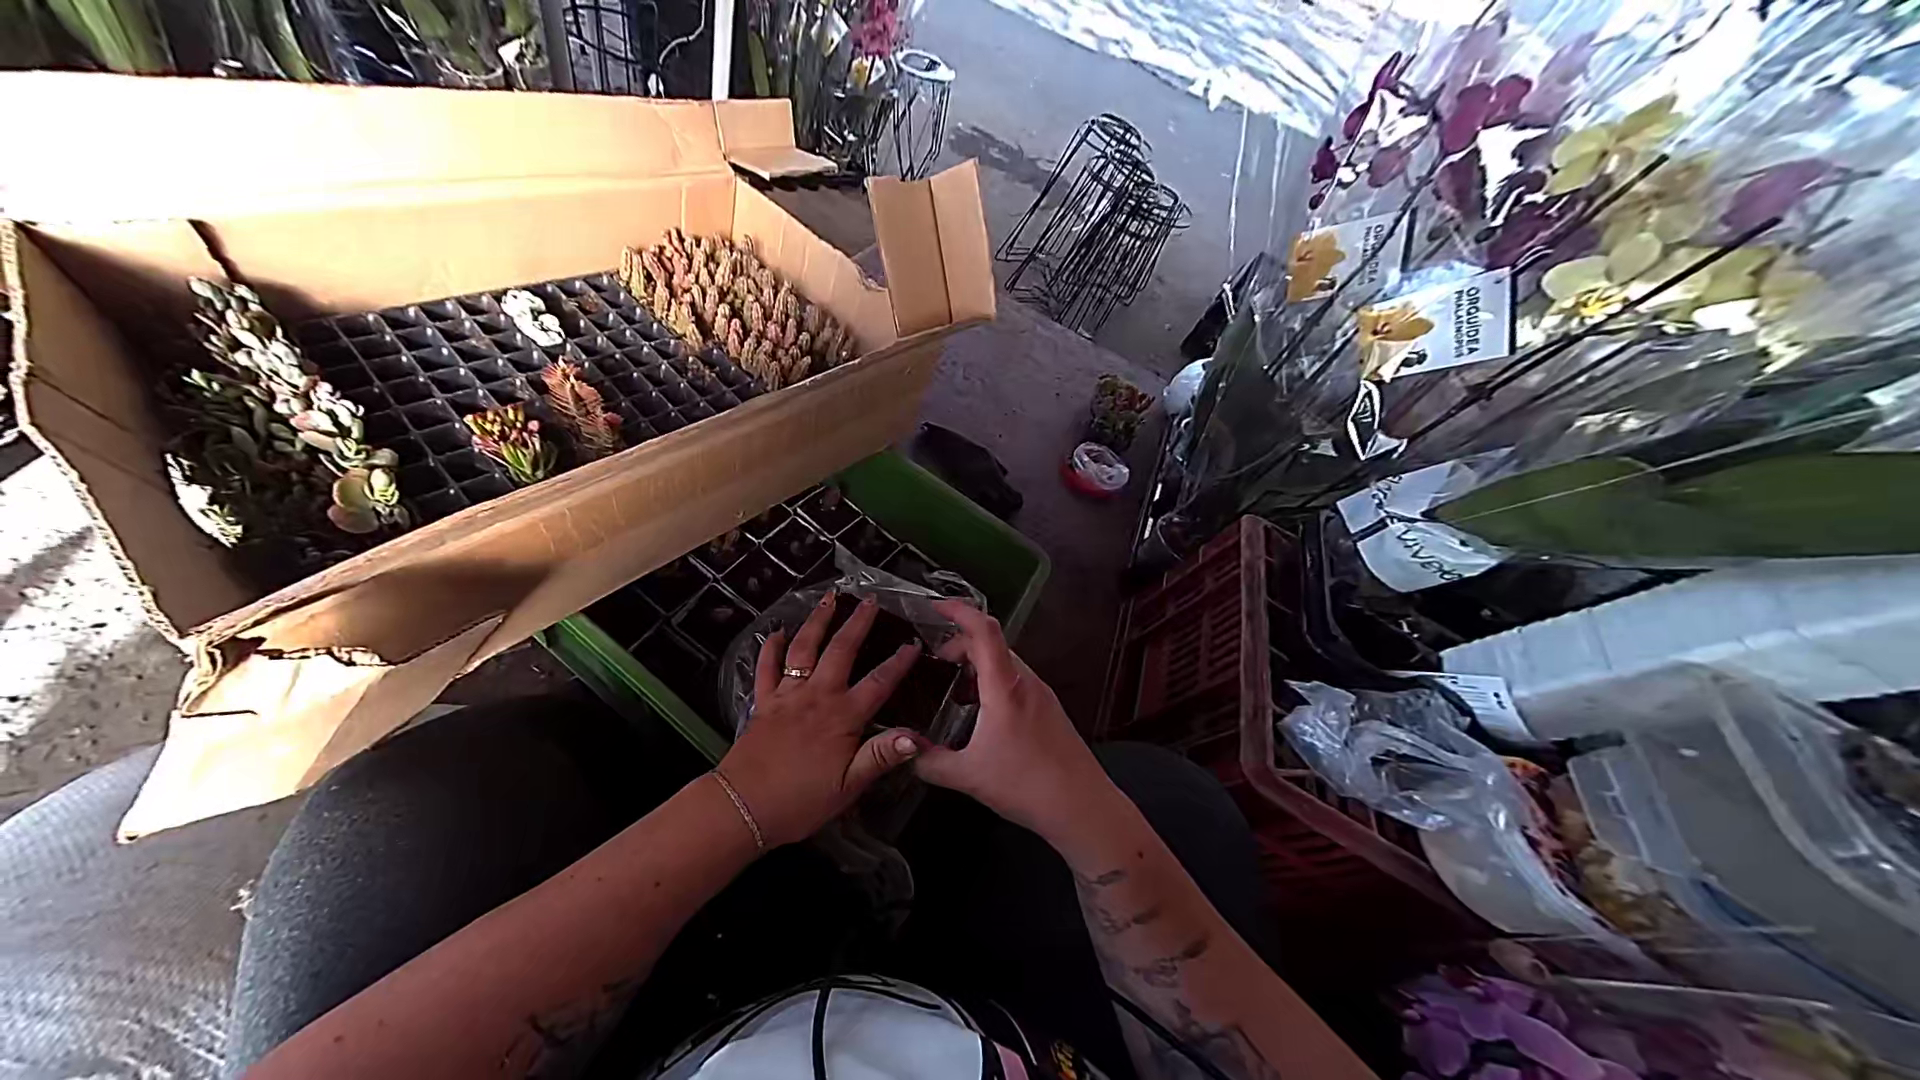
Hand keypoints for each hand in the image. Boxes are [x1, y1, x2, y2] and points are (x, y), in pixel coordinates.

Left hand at [717, 591, 923, 847]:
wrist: (742, 808)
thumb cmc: (800, 801)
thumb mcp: (848, 787)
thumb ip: (881, 756)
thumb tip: (916, 735)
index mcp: (842, 717)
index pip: (878, 682)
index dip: (898, 663)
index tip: (913, 644)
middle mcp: (817, 696)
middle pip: (841, 650)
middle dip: (857, 623)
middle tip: (870, 600)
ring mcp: (787, 695)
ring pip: (804, 648)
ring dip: (818, 621)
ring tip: (829, 598)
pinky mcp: (763, 702)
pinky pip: (767, 667)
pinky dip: (771, 647)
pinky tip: (776, 632)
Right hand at [914, 600, 1118, 839]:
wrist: (1082, 806)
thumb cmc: (1026, 785)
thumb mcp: (968, 776)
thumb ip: (930, 762)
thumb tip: (905, 752)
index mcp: (1005, 687)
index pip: (984, 630)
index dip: (960, 610)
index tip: (936, 606)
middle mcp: (1026, 682)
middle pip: (993, 643)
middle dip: (962, 642)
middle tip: (937, 659)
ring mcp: (1042, 694)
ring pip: (1006, 661)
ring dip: (979, 662)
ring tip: (956, 686)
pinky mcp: (1050, 709)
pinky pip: (1017, 679)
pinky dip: (994, 680)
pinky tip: (983, 711)